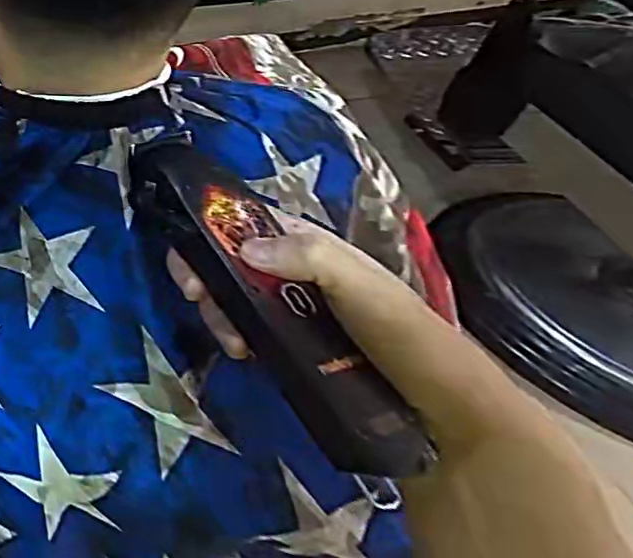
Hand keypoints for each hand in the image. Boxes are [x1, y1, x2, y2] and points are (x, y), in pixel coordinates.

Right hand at [167, 218, 430, 361]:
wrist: (444, 412)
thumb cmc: (403, 331)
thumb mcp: (359, 282)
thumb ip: (306, 255)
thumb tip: (242, 248)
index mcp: (304, 243)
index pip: (245, 221)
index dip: (210, 227)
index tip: (189, 249)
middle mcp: (289, 270)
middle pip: (226, 259)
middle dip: (203, 273)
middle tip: (194, 295)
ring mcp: (286, 309)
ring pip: (230, 295)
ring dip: (216, 311)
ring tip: (231, 339)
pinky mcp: (286, 344)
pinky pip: (244, 329)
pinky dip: (232, 334)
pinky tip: (241, 351)